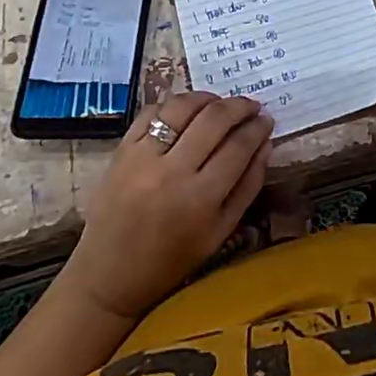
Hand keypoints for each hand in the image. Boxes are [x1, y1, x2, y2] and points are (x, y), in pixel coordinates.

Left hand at [67, 92, 273, 319]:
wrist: (109, 277)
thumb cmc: (171, 261)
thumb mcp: (220, 232)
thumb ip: (248, 186)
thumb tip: (265, 144)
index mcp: (200, 198)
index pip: (239, 146)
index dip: (258, 127)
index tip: (266, 120)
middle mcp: (171, 172)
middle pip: (214, 119)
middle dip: (240, 106)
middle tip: (251, 106)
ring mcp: (142, 157)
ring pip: (182, 107)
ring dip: (208, 99)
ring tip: (220, 104)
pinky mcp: (121, 150)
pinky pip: (151, 112)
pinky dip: (174, 106)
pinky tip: (186, 112)